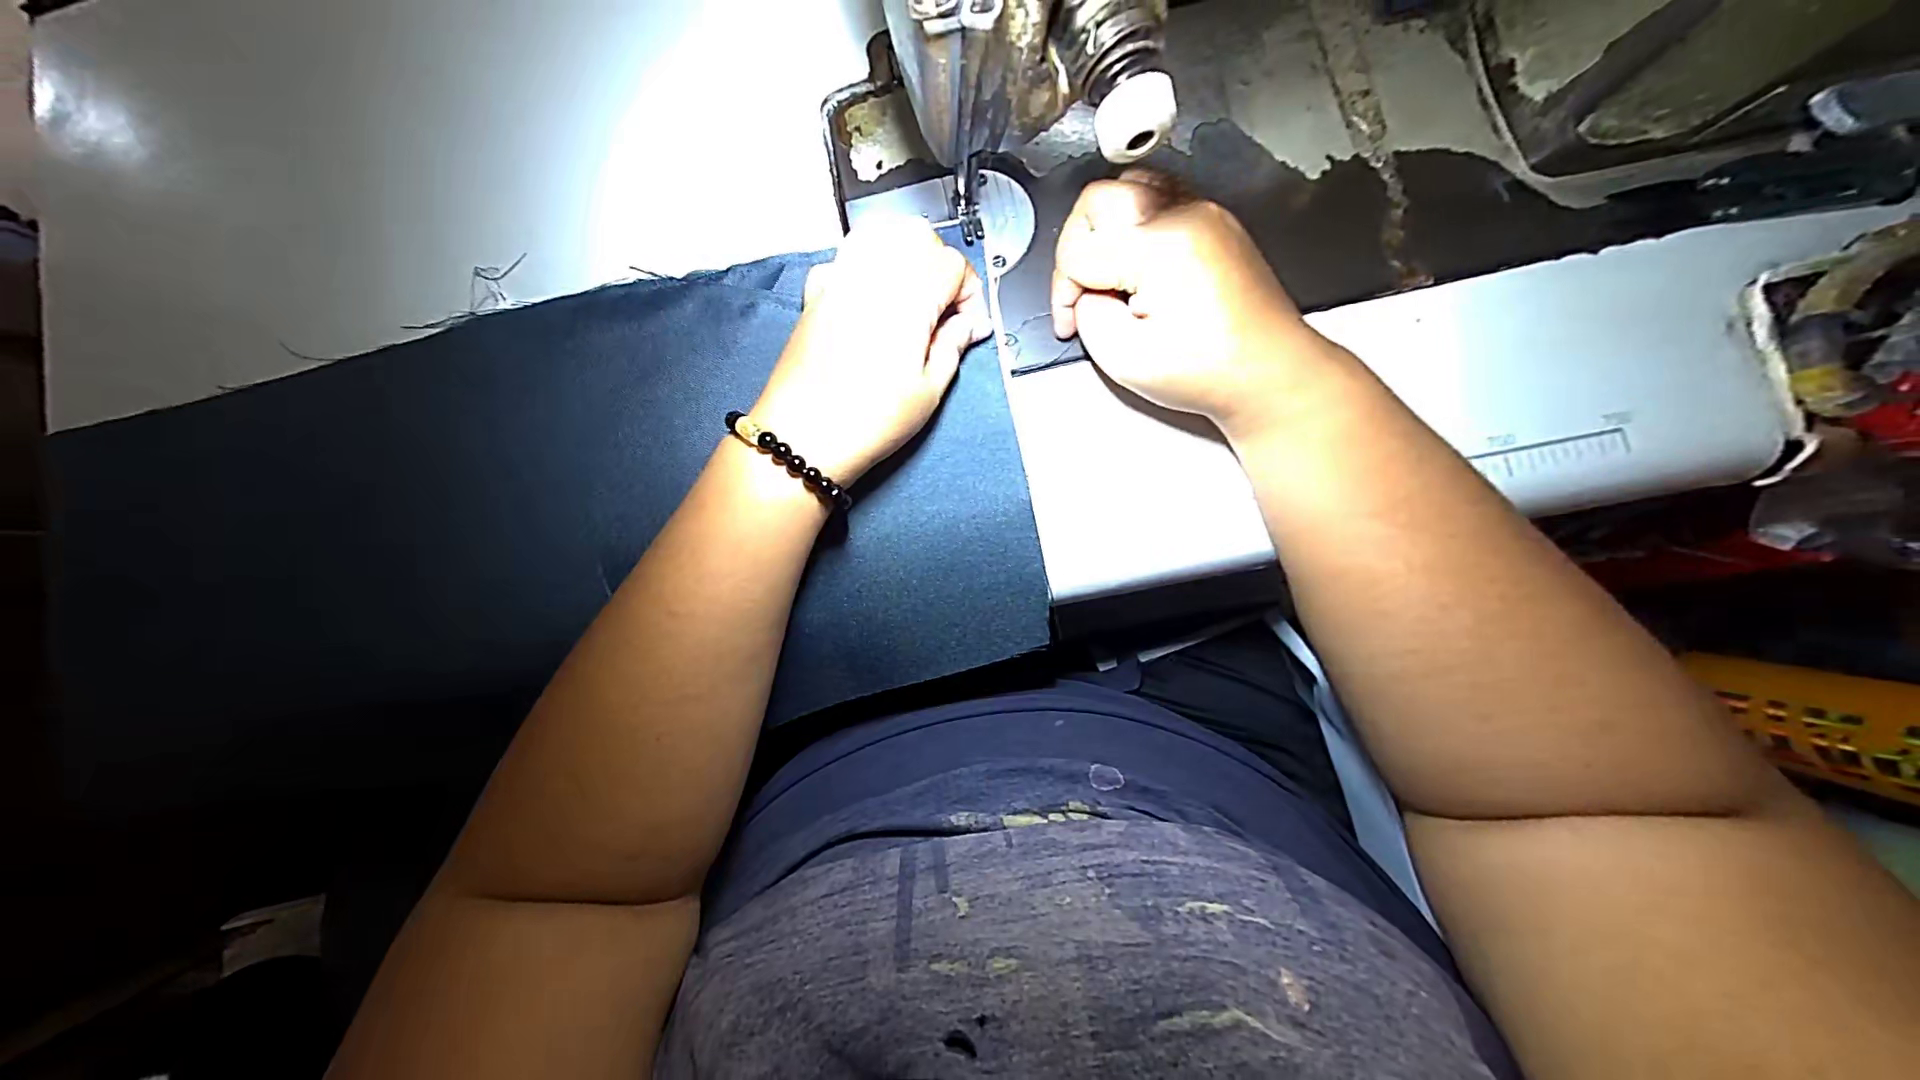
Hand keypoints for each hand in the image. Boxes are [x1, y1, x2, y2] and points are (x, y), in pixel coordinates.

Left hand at [750, 215, 989, 485]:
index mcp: (908, 297)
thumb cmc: (863, 421)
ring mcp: (839, 281)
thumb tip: (966, 327)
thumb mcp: (928, 391)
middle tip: (944, 307)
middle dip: (938, 264)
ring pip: (878, 234)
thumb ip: (953, 347)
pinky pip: (845, 260)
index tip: (967, 322)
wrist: (804, 437)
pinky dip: (865, 268)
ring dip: (903, 255)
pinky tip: (873, 300)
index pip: (952, 264)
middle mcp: (872, 278)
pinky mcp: (817, 295)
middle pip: (917, 237)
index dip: (968, 292)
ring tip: (912, 296)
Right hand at [1050, 170, 1350, 437]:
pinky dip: (1134, 222)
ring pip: (1128, 186)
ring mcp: (1204, 212)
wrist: (1269, 373)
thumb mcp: (1124, 359)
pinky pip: (1160, 197)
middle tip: (1079, 290)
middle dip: (1075, 247)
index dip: (1062, 291)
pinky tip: (1134, 260)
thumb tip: (1085, 294)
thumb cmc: (1213, 371)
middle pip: (1096, 200)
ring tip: (1104, 270)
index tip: (1070, 323)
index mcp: (1160, 246)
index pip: (1079, 250)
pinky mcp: (1214, 221)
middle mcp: (1184, 215)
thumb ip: (1088, 316)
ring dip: (1103, 227)